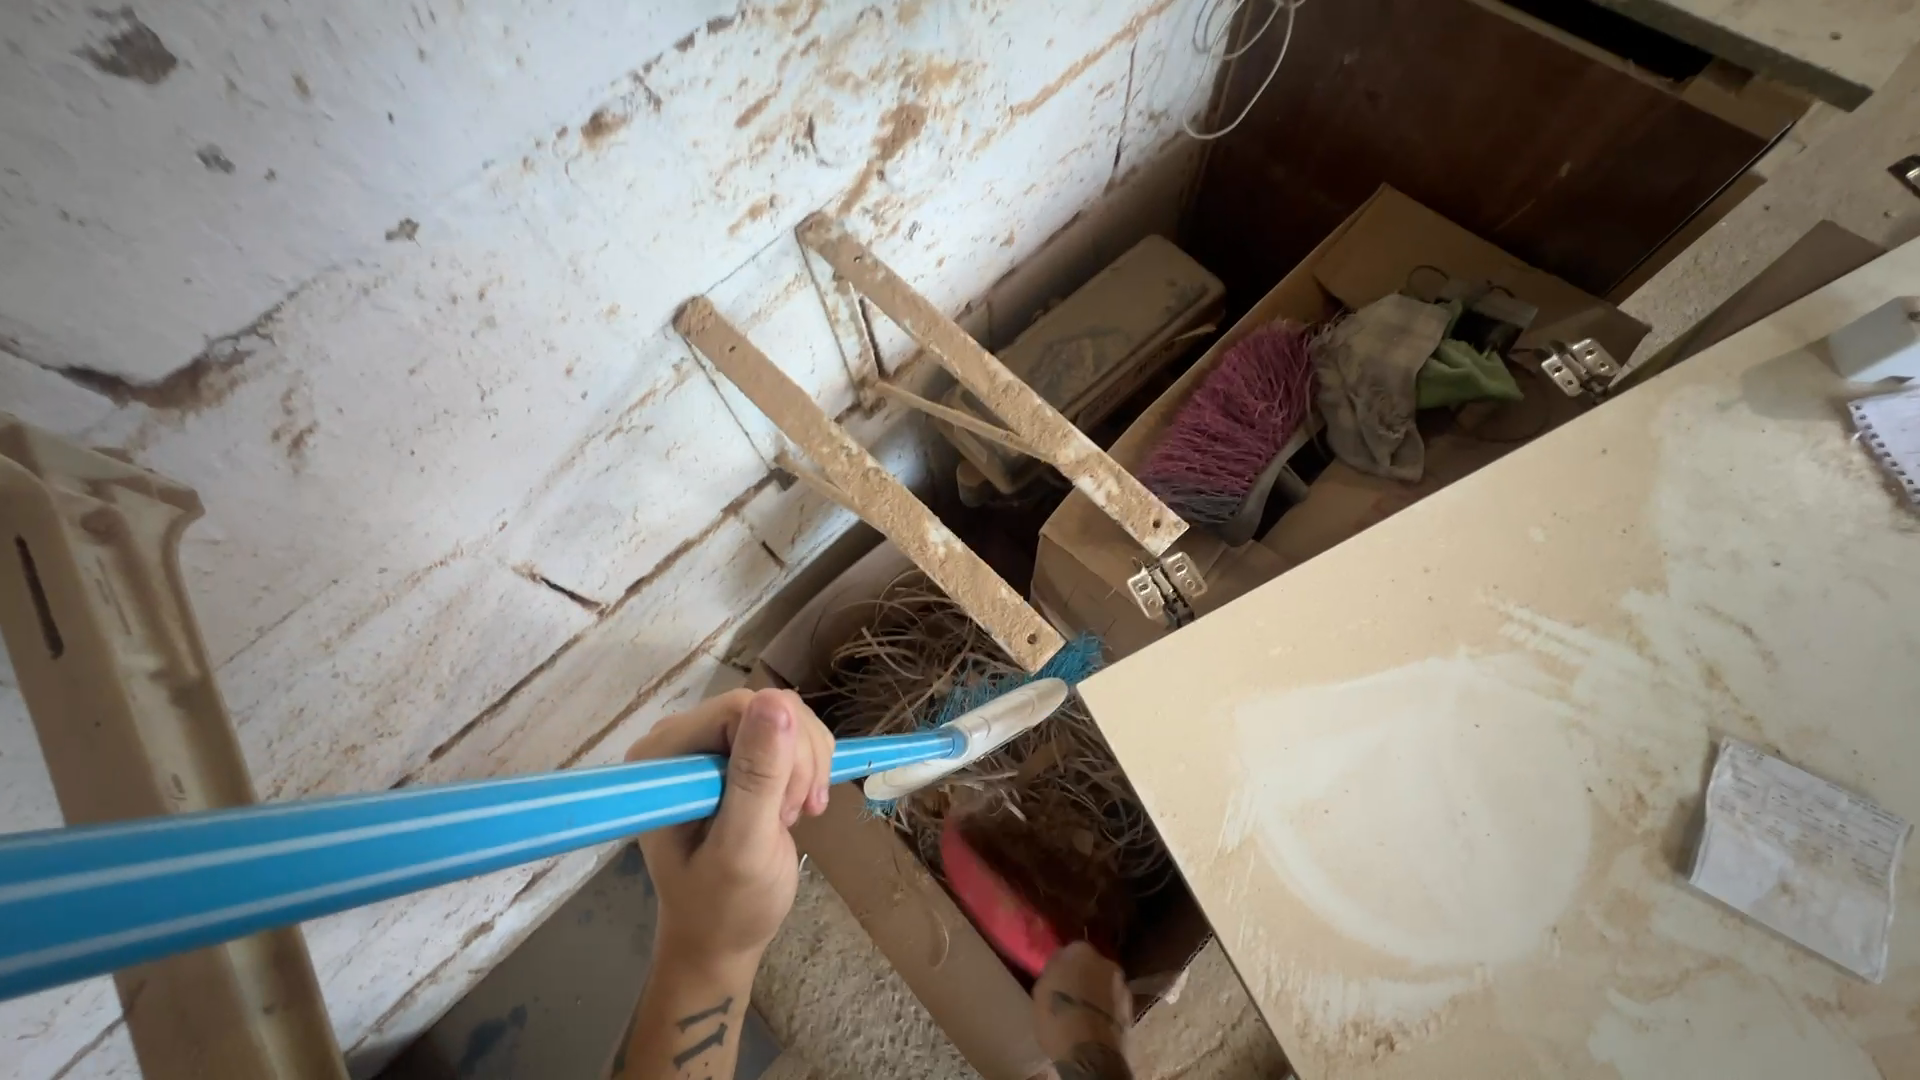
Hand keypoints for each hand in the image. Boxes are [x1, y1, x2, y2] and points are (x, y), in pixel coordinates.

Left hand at [625, 688, 835, 970]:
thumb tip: (776, 703)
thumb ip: (757, 778)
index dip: (778, 748)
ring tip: (795, 813)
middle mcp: (681, 739)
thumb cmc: (725, 906)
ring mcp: (710, 743)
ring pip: (785, 713)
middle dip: (797, 759)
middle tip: (795, 814)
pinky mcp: (737, 750)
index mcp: (663, 757)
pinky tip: (799, 802)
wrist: (724, 937)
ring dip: (808, 763)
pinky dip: (810, 763)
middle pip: (766, 707)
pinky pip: (790, 727)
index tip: (787, 806)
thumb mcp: (744, 848)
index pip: (738, 709)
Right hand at [1033, 942, 1133, 1079]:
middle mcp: (1106, 962)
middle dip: (1083, 976)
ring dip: (1097, 993)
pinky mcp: (1131, 1010)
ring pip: (1105, 984)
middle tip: (1071, 993)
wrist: (1090, 1053)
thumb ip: (1053, 972)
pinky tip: (1095, 1023)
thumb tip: (1058, 968)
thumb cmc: (1058, 1016)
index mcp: (1081, 950)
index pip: (1070, 951)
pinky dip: (1106, 1010)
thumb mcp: (1041, 989)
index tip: (1057, 979)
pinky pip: (1113, 1004)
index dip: (1063, 965)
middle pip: (1092, 965)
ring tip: (1083, 1012)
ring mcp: (1122, 986)